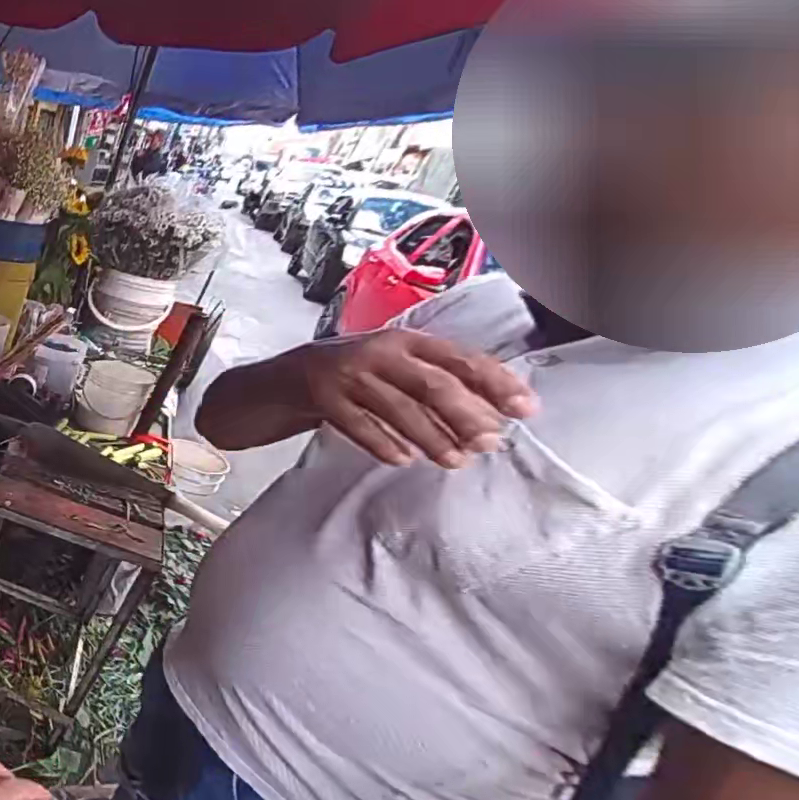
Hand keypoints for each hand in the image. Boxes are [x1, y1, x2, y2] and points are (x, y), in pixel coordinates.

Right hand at [298, 327, 536, 467]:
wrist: (273, 382)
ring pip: (401, 407)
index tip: (524, 409)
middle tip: (488, 443)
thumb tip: (484, 411)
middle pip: (433, 384)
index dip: (495, 383)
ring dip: (432, 437)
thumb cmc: (337, 377)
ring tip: (453, 460)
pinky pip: (360, 424)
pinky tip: (402, 460)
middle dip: (466, 416)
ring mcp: (346, 374)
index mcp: (400, 339)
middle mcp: (376, 351)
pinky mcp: (321, 396)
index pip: (458, 358)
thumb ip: (422, 378)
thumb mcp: (382, 366)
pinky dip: (384, 444)